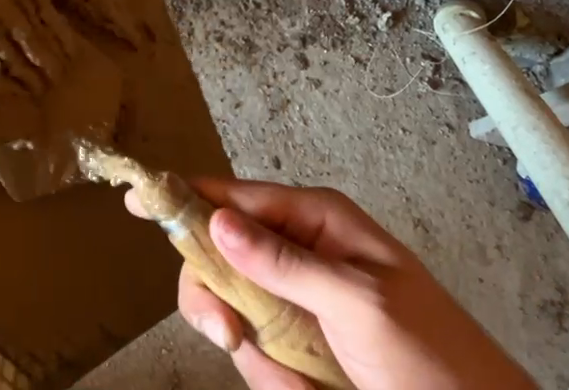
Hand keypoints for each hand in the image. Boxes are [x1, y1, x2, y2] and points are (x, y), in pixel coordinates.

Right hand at [131, 178, 537, 389]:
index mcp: (317, 220)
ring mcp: (297, 299)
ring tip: (298, 382)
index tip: (135, 201)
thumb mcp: (360, 306)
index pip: (234, 197)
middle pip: (218, 253)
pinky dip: (273, 376)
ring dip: (252, 348)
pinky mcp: (300, 342)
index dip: (184, 196)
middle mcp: (299, 250)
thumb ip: (286, 262)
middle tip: (225, 333)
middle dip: (215, 295)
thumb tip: (216, 218)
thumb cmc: (432, 361)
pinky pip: (256, 349)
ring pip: (232, 307)